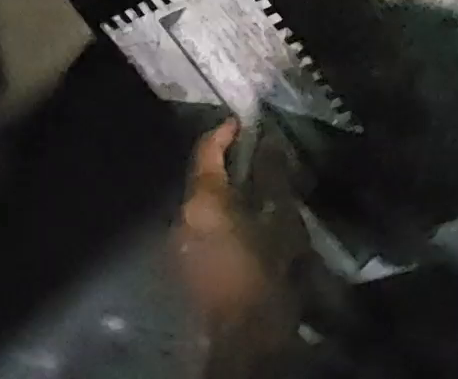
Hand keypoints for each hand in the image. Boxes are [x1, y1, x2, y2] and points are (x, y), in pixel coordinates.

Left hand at [169, 120, 301, 332]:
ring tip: (258, 186)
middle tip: (260, 153)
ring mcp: (178, 242)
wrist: (244, 336)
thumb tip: (268, 140)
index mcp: (202, 200)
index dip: (225, 131)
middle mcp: (181, 216)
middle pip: (202, 175)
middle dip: (229, 161)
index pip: (206, 150)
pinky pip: (201, 223)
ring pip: (202, 201)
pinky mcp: (184, 263)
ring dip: (226, 188)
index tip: (246, 121)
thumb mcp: (279, 215)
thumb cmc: (265, 270)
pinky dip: (221, 211)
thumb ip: (272, 174)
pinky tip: (246, 218)